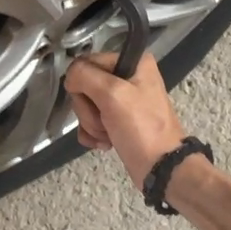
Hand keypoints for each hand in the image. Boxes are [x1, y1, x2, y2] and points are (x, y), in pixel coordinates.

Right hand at [63, 54, 188, 185]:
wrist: (160, 167)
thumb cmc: (140, 127)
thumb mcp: (113, 94)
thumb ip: (85, 76)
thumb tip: (70, 77)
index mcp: (133, 62)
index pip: (88, 63)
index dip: (84, 84)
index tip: (95, 102)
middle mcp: (128, 77)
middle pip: (85, 86)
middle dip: (89, 109)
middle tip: (105, 122)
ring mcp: (122, 101)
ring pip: (86, 106)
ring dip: (92, 124)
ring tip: (109, 135)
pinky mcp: (117, 121)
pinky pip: (92, 121)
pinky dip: (93, 134)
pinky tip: (105, 143)